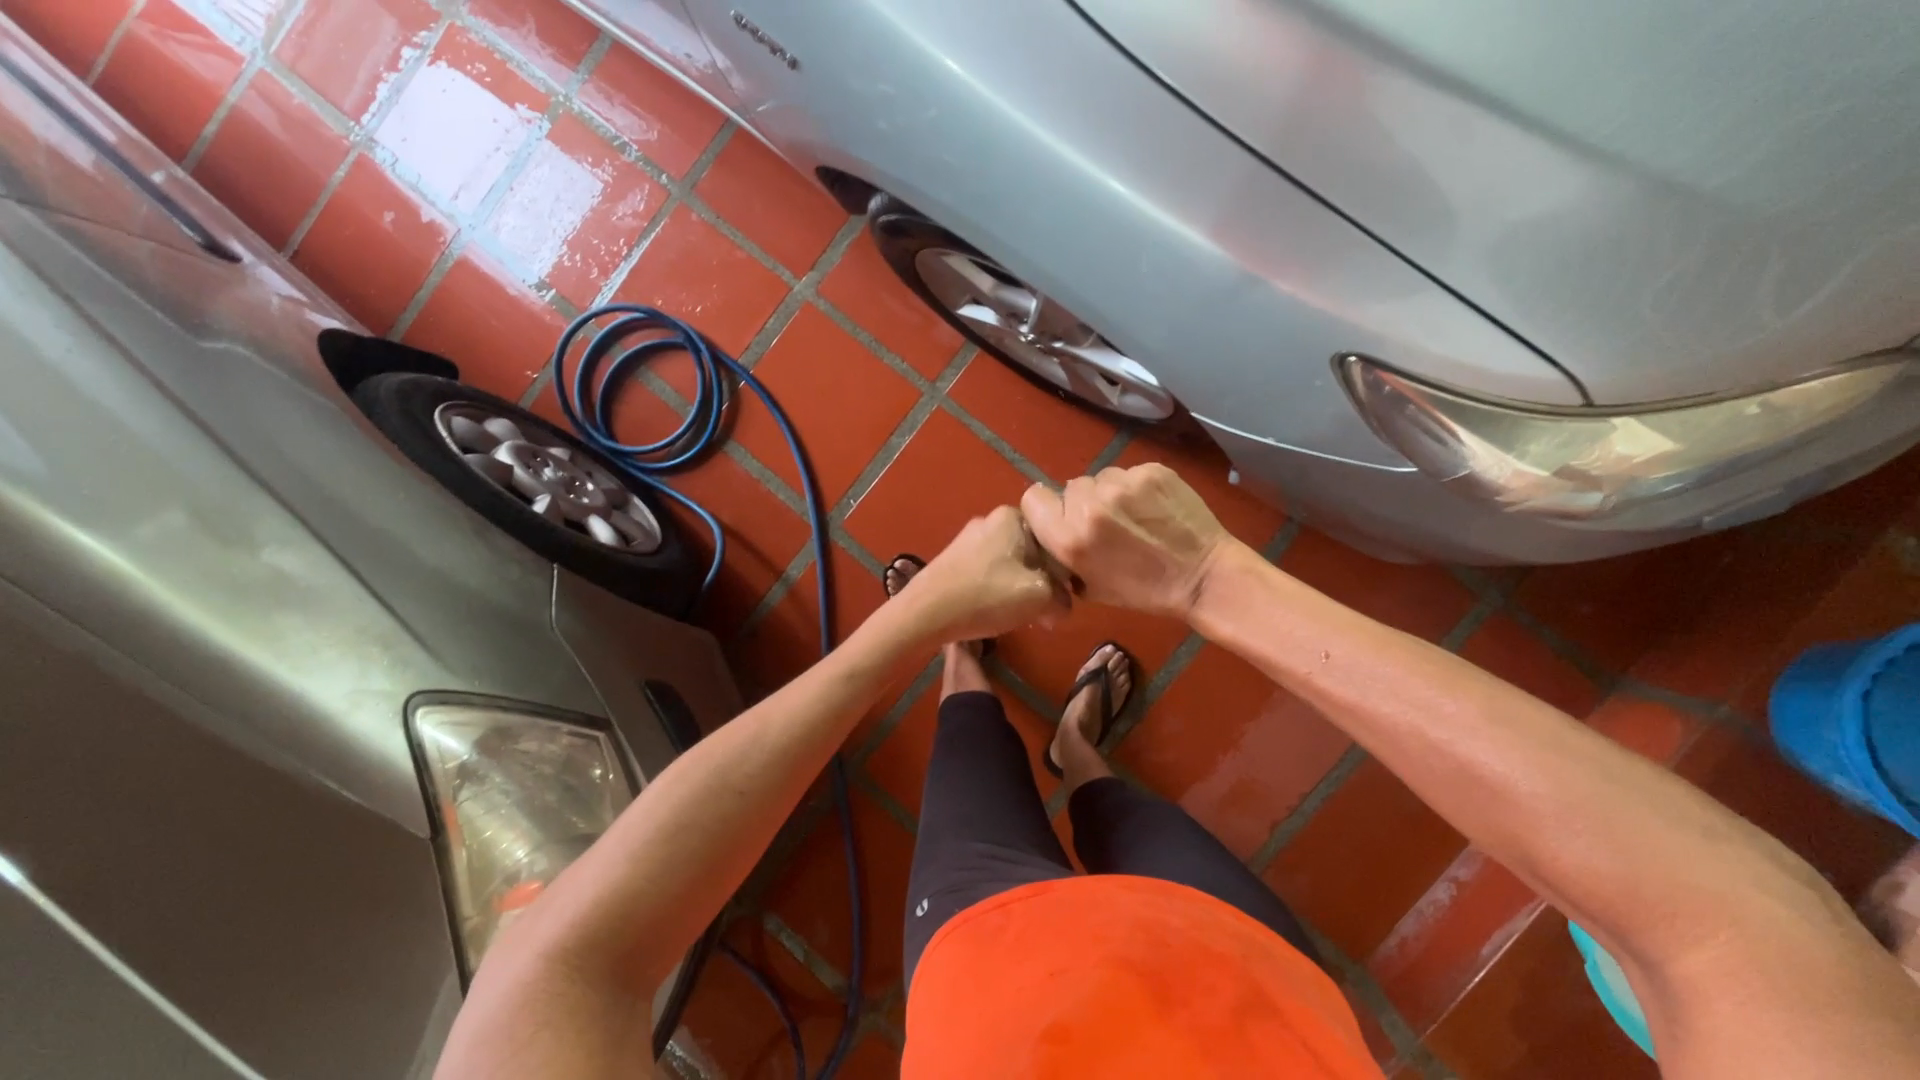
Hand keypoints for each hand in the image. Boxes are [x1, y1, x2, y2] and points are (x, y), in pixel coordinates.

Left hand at [906, 506, 1070, 640]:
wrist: (924, 614)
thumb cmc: (986, 597)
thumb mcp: (1040, 599)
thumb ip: (1063, 599)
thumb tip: (1061, 607)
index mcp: (1013, 516)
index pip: (1054, 538)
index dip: (1065, 571)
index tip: (1062, 597)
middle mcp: (990, 520)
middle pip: (1032, 552)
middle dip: (1042, 581)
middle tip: (1044, 610)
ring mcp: (968, 540)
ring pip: (1011, 564)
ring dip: (1020, 589)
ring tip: (1018, 615)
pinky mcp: (954, 560)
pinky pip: (989, 572)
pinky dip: (998, 590)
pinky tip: (994, 611)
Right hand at [1020, 464, 1233, 621]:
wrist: (1203, 576)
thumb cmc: (1144, 590)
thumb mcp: (1091, 587)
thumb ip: (1064, 555)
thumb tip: (1053, 532)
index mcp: (1069, 538)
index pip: (1034, 498)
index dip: (1047, 508)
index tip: (1063, 519)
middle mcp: (1090, 506)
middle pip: (1070, 487)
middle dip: (1084, 503)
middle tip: (1109, 525)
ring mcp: (1123, 484)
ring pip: (1102, 477)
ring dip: (1111, 493)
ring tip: (1135, 516)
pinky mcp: (1151, 471)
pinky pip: (1130, 473)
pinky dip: (1138, 487)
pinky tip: (1154, 508)